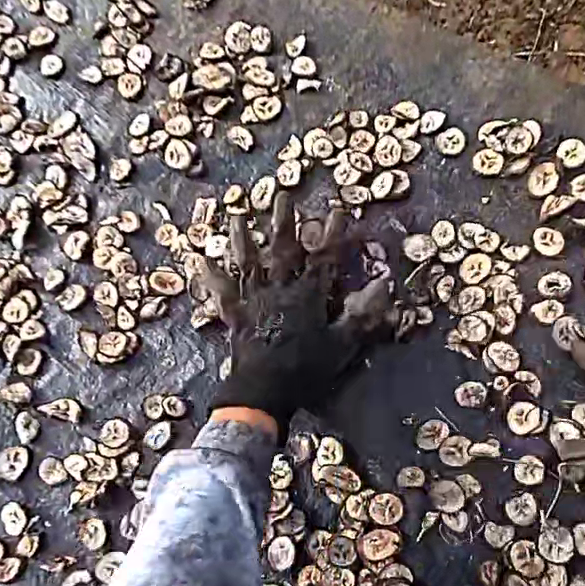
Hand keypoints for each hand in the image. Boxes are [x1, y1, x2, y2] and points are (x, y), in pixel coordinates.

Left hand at [196, 192, 394, 437]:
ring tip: (238, 215)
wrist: (264, 391)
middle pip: (284, 250)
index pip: (325, 258)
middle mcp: (280, 289)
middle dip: (285, 222)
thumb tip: (385, 284)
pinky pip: (222, 293)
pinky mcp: (236, 315)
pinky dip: (210, 276)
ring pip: (249, 263)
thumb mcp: (341, 345)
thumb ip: (362, 314)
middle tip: (282, 195)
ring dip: (244, 238)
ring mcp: (255, 300)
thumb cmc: (306, 369)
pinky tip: (199, 258)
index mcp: (309, 295)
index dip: (333, 234)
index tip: (337, 209)